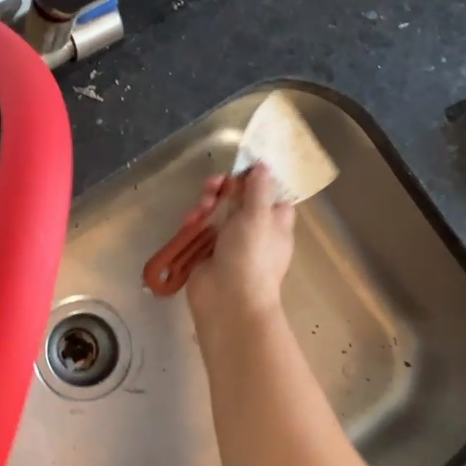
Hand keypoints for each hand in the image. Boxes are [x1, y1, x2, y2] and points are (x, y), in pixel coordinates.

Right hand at [183, 164, 295, 322]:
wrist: (228, 300)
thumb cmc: (251, 256)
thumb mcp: (259, 216)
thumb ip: (259, 188)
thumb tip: (264, 166)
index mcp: (275, 222)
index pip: (272, 193)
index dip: (259, 178)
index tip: (243, 167)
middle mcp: (255, 229)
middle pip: (241, 198)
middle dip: (226, 187)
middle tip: (214, 183)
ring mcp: (230, 240)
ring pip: (219, 210)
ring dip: (208, 202)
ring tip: (202, 206)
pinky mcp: (208, 250)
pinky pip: (202, 227)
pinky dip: (196, 221)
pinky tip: (190, 220)